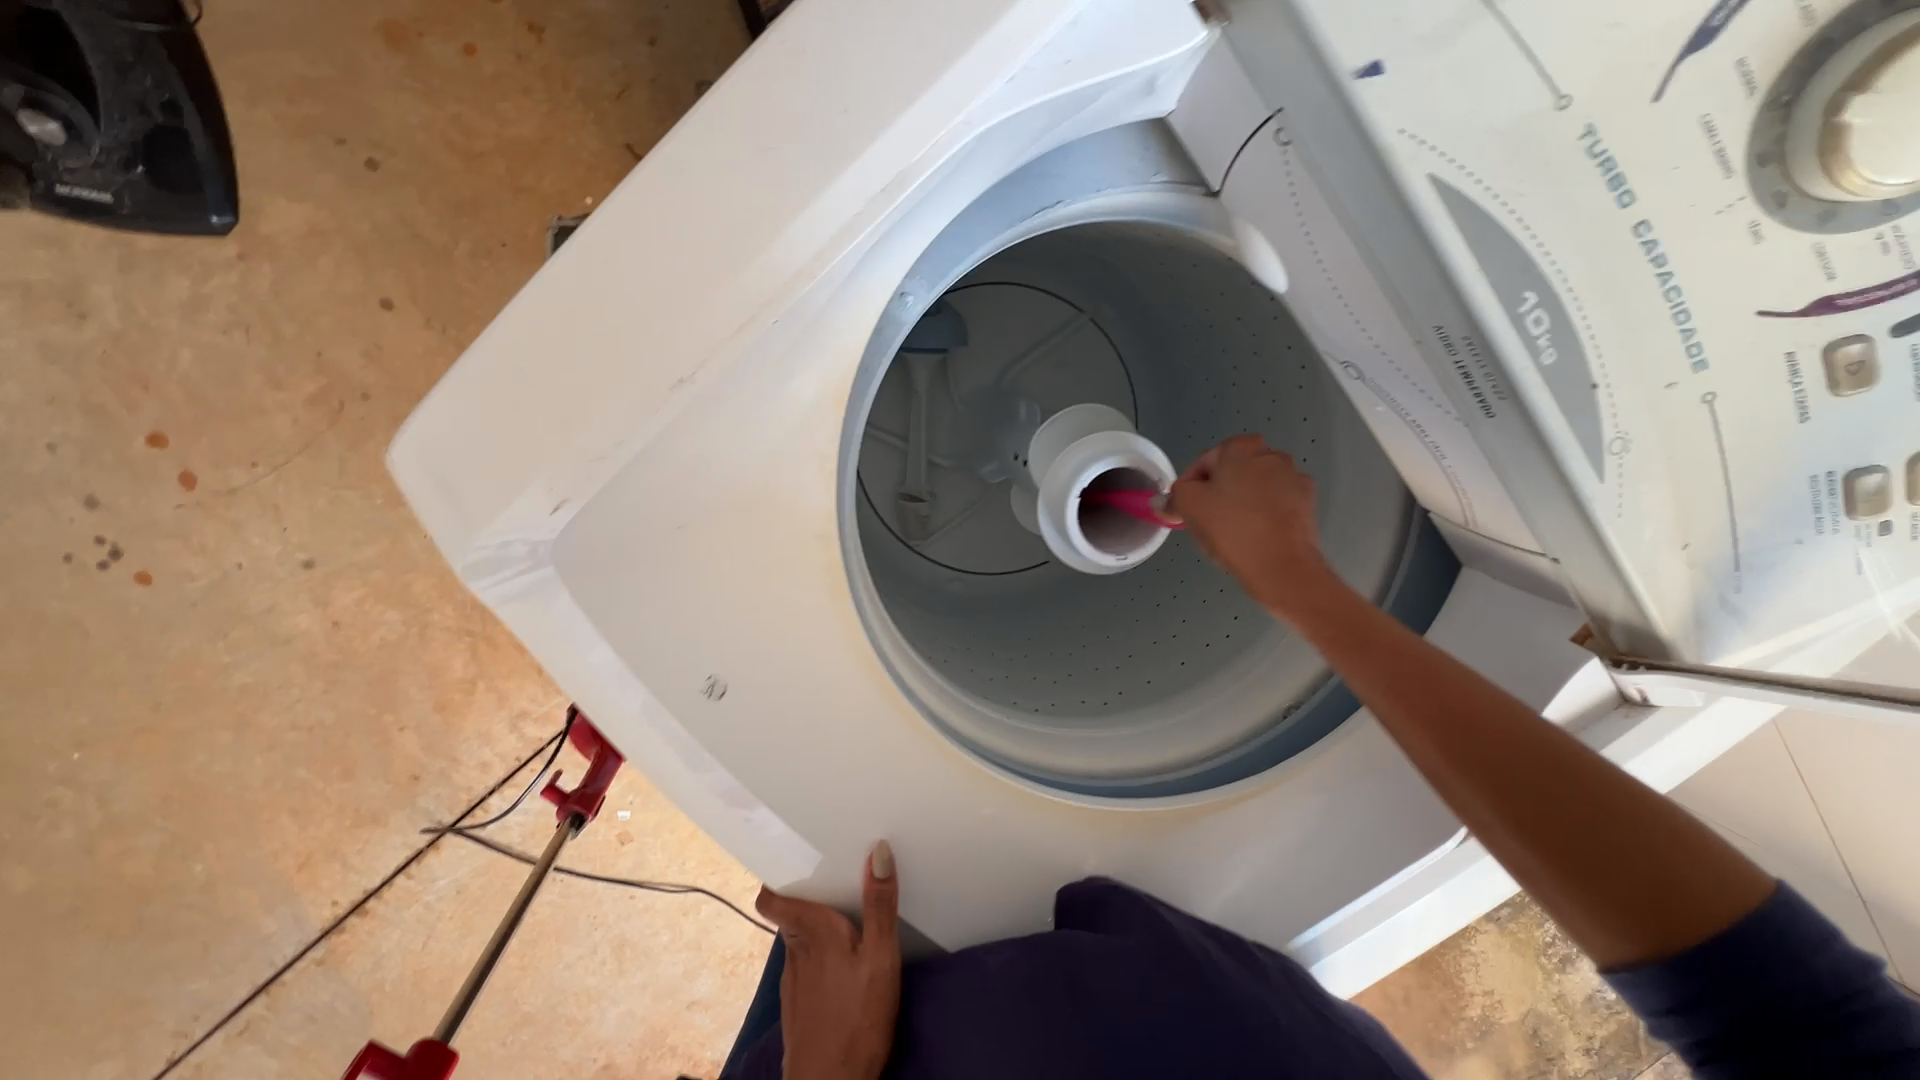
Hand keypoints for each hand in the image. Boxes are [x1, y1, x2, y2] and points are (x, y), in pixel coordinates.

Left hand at [754, 842, 900, 1079]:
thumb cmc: (857, 1017)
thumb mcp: (881, 957)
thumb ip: (879, 905)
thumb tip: (878, 851)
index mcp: (810, 932)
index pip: (771, 900)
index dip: (779, 881)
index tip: (799, 864)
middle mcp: (794, 953)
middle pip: (791, 918)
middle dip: (810, 902)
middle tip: (840, 886)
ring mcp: (793, 984)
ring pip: (799, 945)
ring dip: (817, 933)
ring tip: (848, 925)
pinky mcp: (799, 1009)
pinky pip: (806, 972)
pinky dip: (821, 963)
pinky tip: (844, 973)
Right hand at [1170, 435, 1330, 614]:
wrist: (1281, 565)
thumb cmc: (1230, 527)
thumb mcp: (1187, 505)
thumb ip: (1173, 495)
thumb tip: (1163, 501)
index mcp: (1242, 447)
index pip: (1205, 461)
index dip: (1190, 486)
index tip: (1185, 509)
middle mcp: (1272, 455)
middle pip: (1233, 472)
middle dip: (1218, 492)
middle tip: (1207, 519)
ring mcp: (1295, 479)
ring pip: (1256, 488)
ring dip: (1243, 503)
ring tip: (1232, 531)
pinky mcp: (1308, 504)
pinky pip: (1276, 505)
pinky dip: (1264, 515)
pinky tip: (1255, 536)